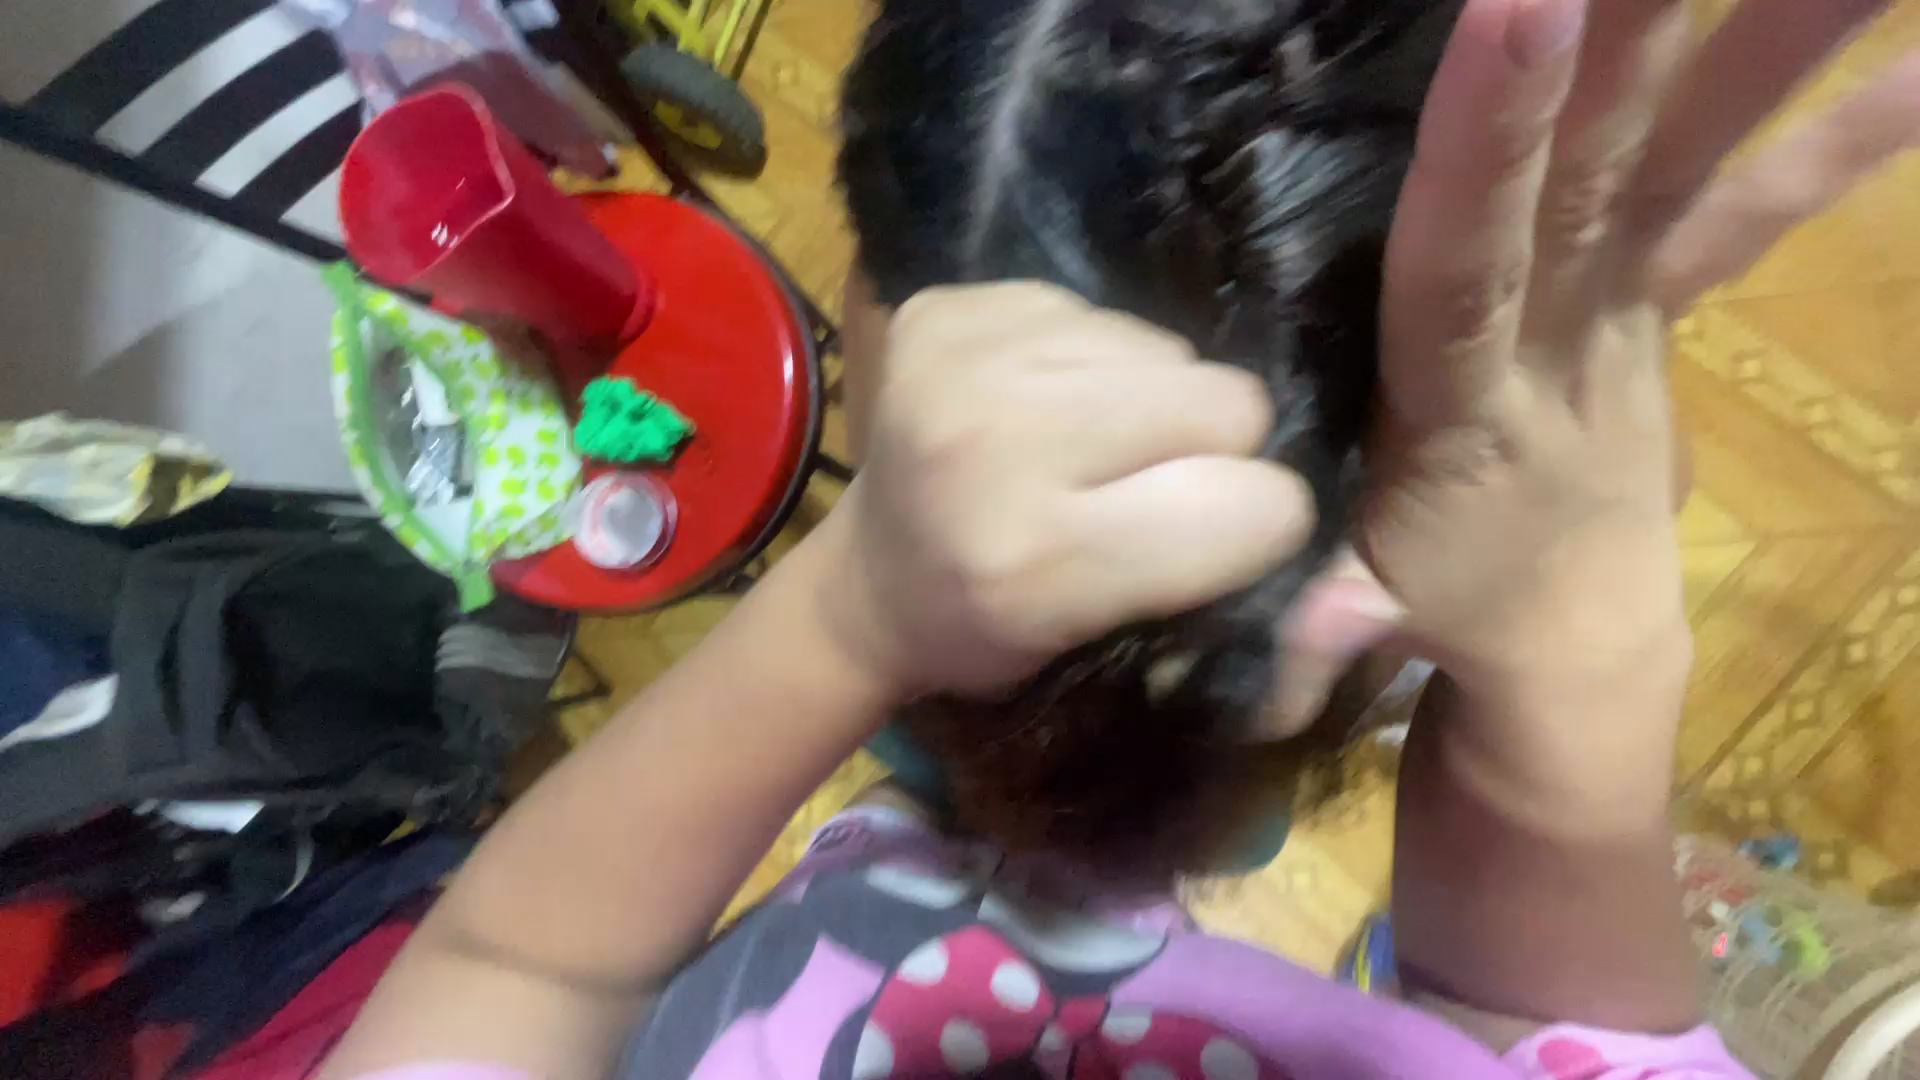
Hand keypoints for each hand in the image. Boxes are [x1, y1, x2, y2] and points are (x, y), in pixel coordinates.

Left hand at [815, 283, 1315, 698]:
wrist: (870, 577)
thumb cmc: (994, 635)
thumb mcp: (1115, 663)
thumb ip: (1255, 652)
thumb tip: (1369, 600)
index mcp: (1037, 560)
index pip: (1252, 506)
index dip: (1253, 525)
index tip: (1205, 539)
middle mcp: (991, 445)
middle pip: (1224, 402)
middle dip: (1206, 452)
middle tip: (1137, 489)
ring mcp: (959, 360)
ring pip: (1166, 347)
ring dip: (1147, 401)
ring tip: (1077, 450)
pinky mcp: (943, 308)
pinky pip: (1093, 310)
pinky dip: (1087, 362)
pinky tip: (1032, 407)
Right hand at [1362, 0, 1919, 691]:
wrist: (1566, 636)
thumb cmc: (1447, 611)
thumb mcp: (1372, 618)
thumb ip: (1338, 613)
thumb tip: (1301, 638)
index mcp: (1459, 405)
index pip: (1466, 267)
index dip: (1486, 150)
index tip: (1515, 3)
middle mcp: (1552, 342)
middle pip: (1590, 175)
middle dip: (1627, 33)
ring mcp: (1615, 323)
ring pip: (1684, 165)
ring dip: (1772, 37)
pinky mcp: (1646, 324)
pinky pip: (1745, 218)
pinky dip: (1843, 136)